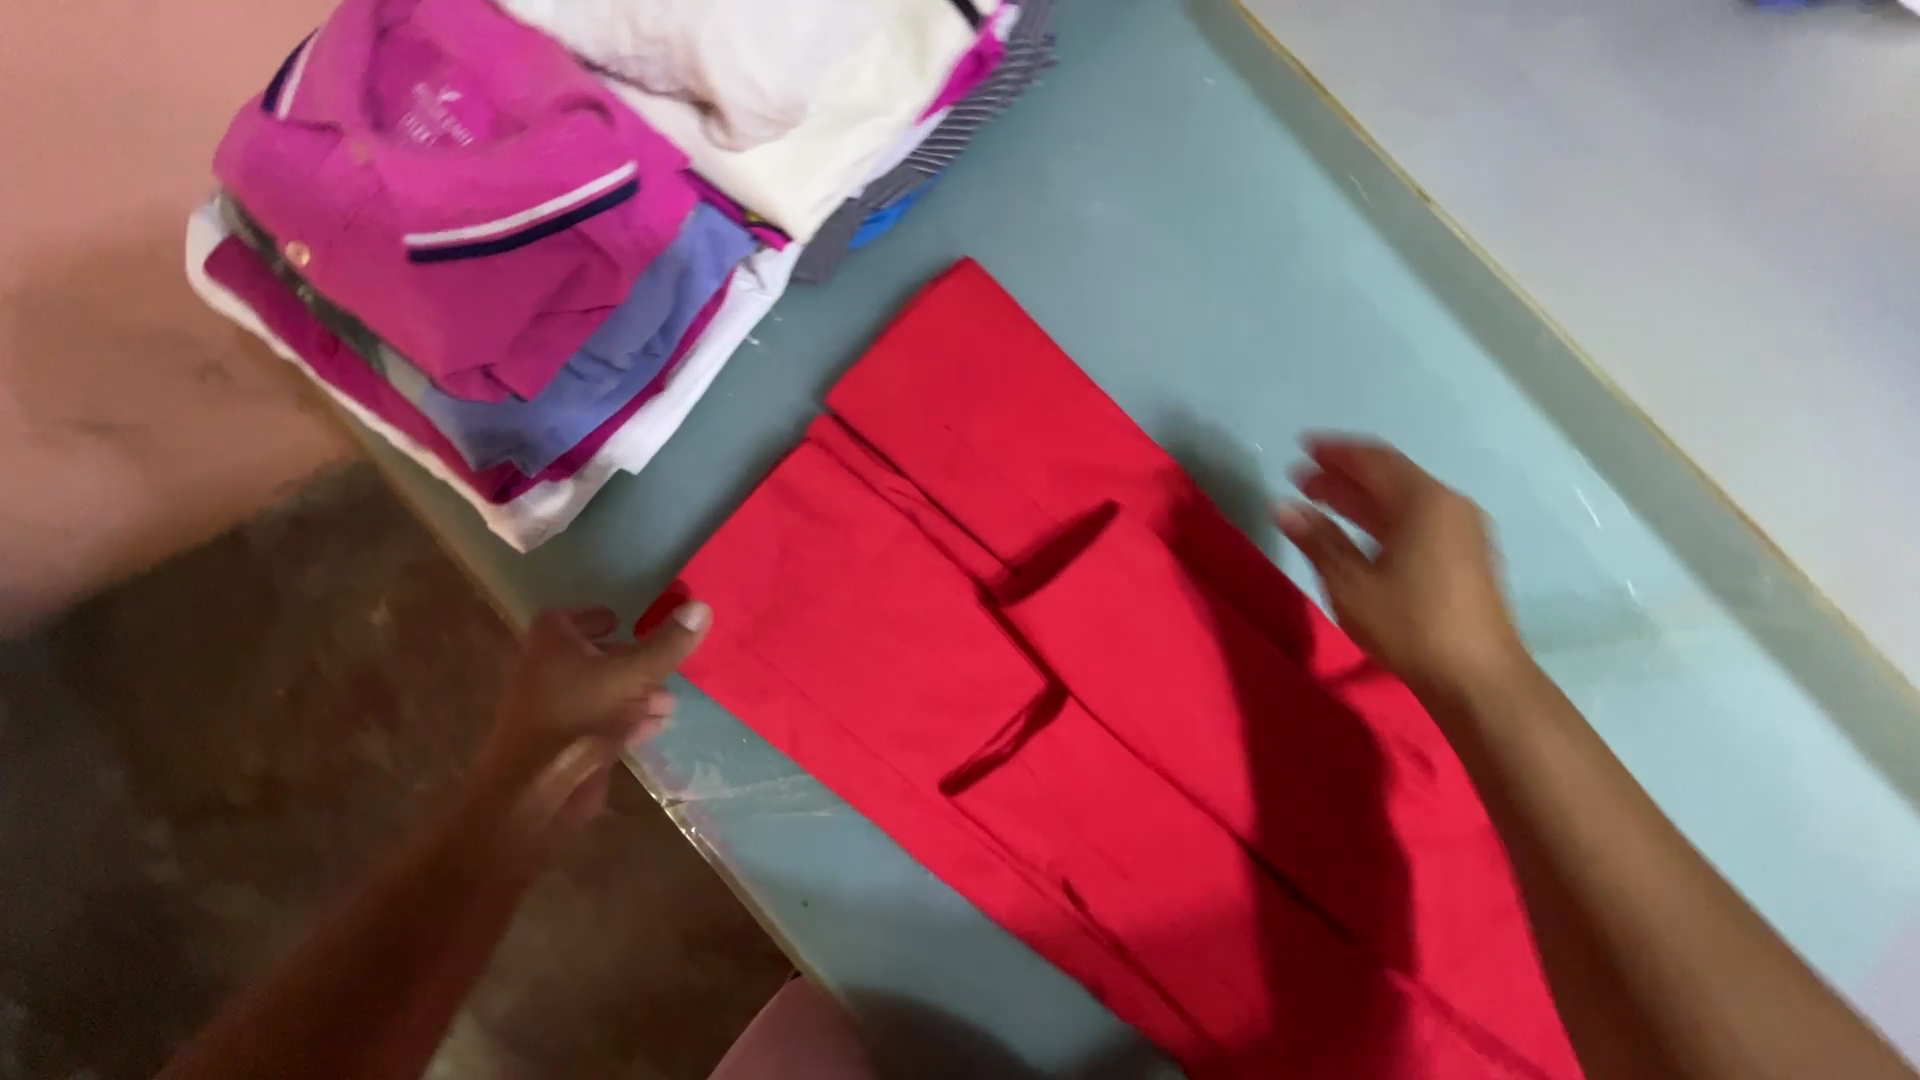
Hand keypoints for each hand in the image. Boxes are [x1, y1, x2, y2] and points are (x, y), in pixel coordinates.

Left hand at [469, 603, 709, 847]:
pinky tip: (650, 728)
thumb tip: (700, 606)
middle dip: (627, 659)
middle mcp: (539, 671)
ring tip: (665, 702)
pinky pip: (592, 721)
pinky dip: (620, 719)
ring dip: (630, 692)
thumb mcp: (636, 673)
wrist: (538, 788)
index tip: (621, 620)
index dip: (595, 616)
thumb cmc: (583, 715)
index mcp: (549, 644)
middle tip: (657, 662)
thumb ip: (668, 643)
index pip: (566, 617)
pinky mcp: (555, 743)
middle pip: (586, 657)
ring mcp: (545, 710)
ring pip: (594, 691)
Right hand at [1276, 436, 1526, 696]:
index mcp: (1423, 503)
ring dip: (1359, 498)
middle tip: (1301, 479)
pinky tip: (1357, 534)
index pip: (1373, 460)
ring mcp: (1461, 531)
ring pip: (1402, 500)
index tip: (1301, 448)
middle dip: (1343, 476)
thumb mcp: (1351, 584)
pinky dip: (1380, 517)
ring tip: (1320, 502)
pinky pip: (1415, 519)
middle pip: (1389, 477)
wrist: (1477, 677)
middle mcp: (1448, 506)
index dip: (1334, 452)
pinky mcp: (1464, 555)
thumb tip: (1282, 506)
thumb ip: (1317, 540)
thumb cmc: (1409, 625)